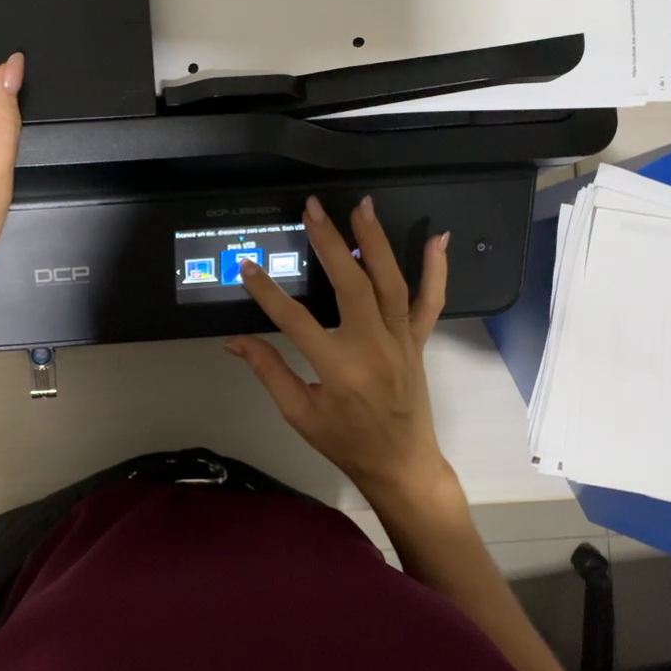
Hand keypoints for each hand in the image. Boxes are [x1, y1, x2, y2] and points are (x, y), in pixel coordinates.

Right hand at [226, 195, 454, 508]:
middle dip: (329, 243)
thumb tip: (234, 342)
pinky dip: (436, 270)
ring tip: (362, 206)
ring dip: (376, 241)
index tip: (248, 267)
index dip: (267, 292)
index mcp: (339, 368)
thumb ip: (268, 371)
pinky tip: (437, 238)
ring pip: (390, 282)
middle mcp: (373, 347)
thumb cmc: (345, 442)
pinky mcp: (418, 341)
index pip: (295, 319)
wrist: (400, 464)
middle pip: (350, 284)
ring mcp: (401, 341)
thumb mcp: (299, 414)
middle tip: (312, 209)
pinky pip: (430, 302)